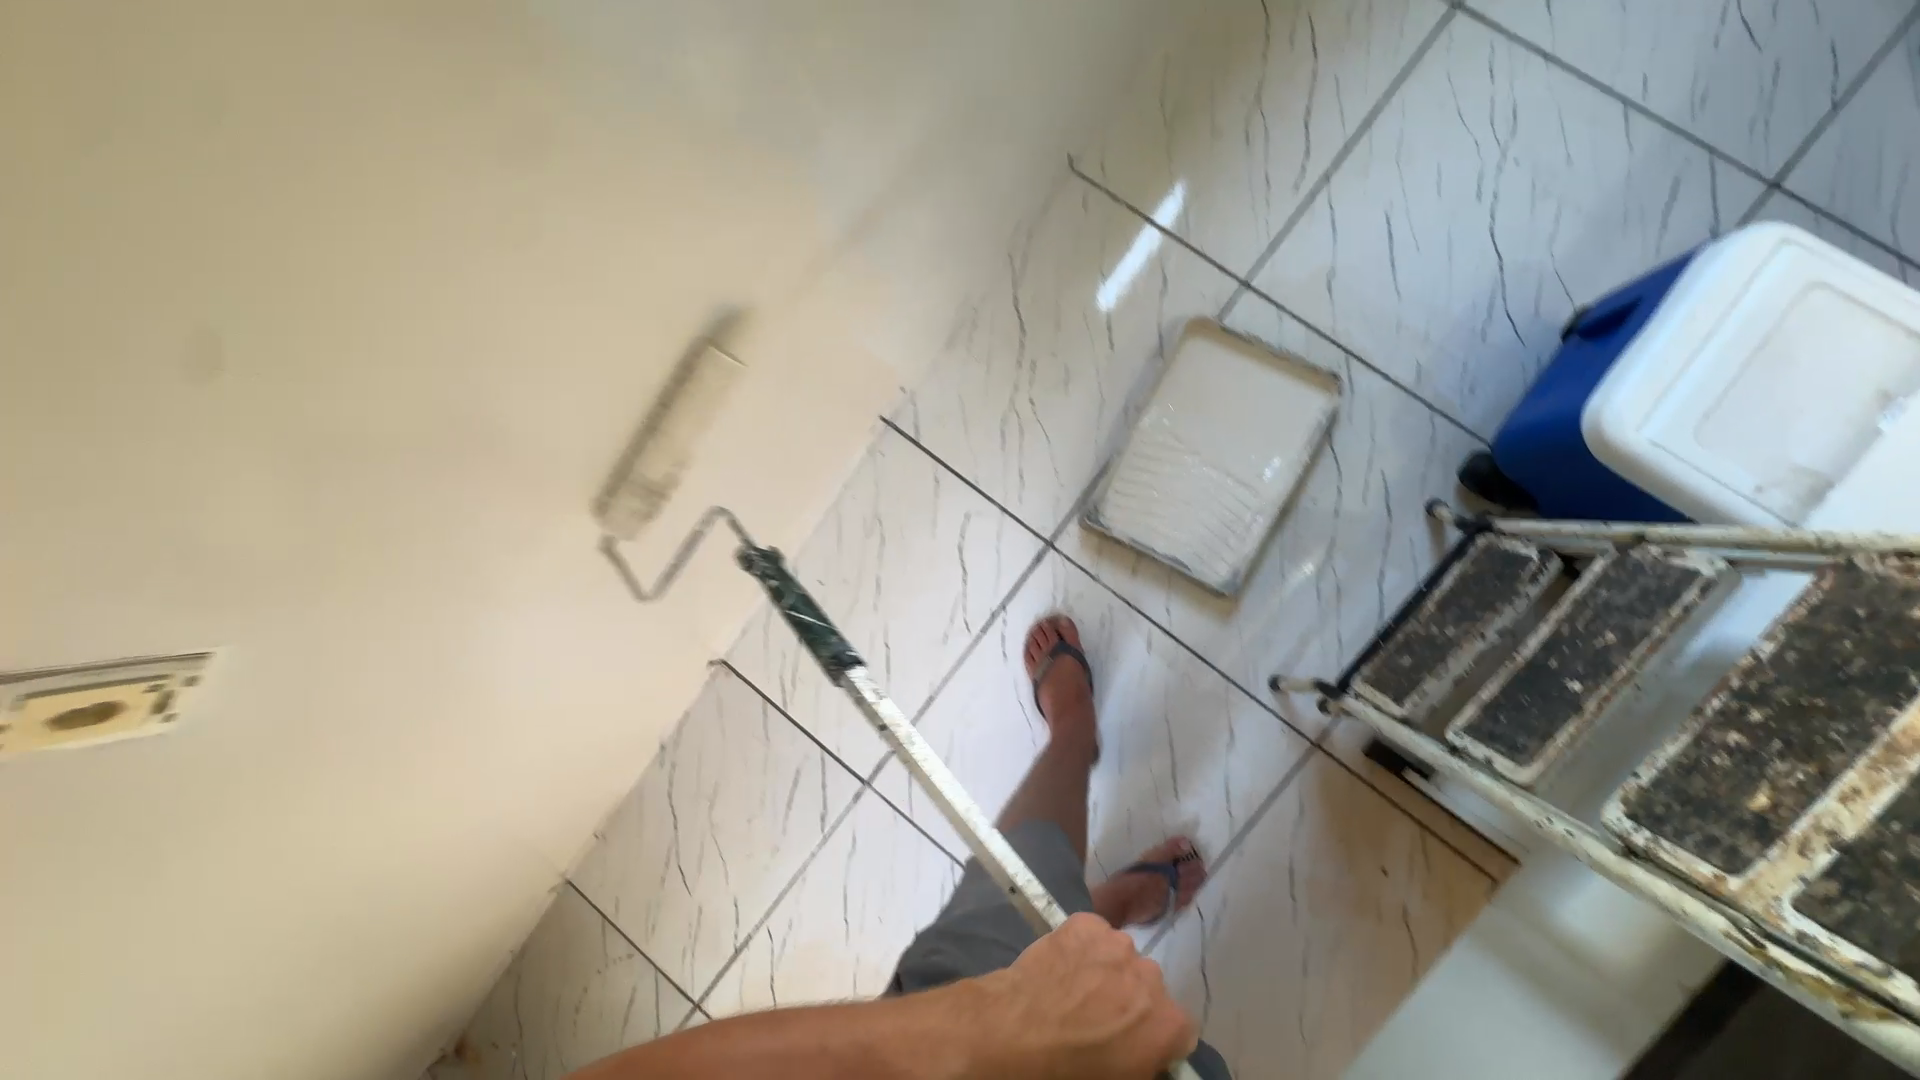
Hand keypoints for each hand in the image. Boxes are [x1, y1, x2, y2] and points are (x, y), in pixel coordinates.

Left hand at [964, 912, 1197, 1078]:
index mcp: (1169, 1022)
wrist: (1017, 1032)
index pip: (1179, 1028)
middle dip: (1129, 999)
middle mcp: (1152, 976)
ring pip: (1120, 956)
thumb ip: (1146, 1062)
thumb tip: (1144, 1053)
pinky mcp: (1085, 922)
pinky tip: (1061, 966)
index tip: (1133, 1044)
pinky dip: (1082, 946)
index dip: (1155, 1036)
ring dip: (1106, 970)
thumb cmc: (1072, 1072)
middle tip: (1098, 1017)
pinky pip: (1092, 935)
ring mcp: (1117, 943)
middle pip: (1148, 987)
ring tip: (1074, 989)